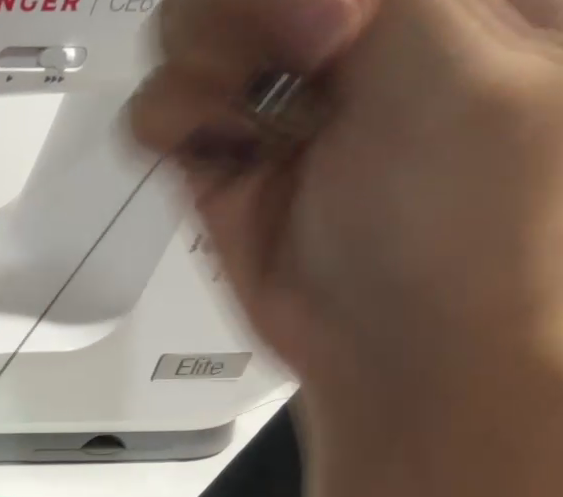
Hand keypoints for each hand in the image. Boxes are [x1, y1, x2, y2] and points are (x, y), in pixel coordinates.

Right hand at [130, 0, 562, 410]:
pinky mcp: (211, 152)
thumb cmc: (464, 216)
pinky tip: (219, 159)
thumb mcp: (460, 71)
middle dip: (248, 18)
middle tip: (307, 67)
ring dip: (206, 78)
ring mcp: (268, 90)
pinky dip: (171, 128)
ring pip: (183, 30)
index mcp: (435, 0)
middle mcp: (343, 29)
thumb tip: (306, 9)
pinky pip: (153, 108)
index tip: (331, 34)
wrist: (393, 342)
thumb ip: (386, 2)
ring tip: (258, 132)